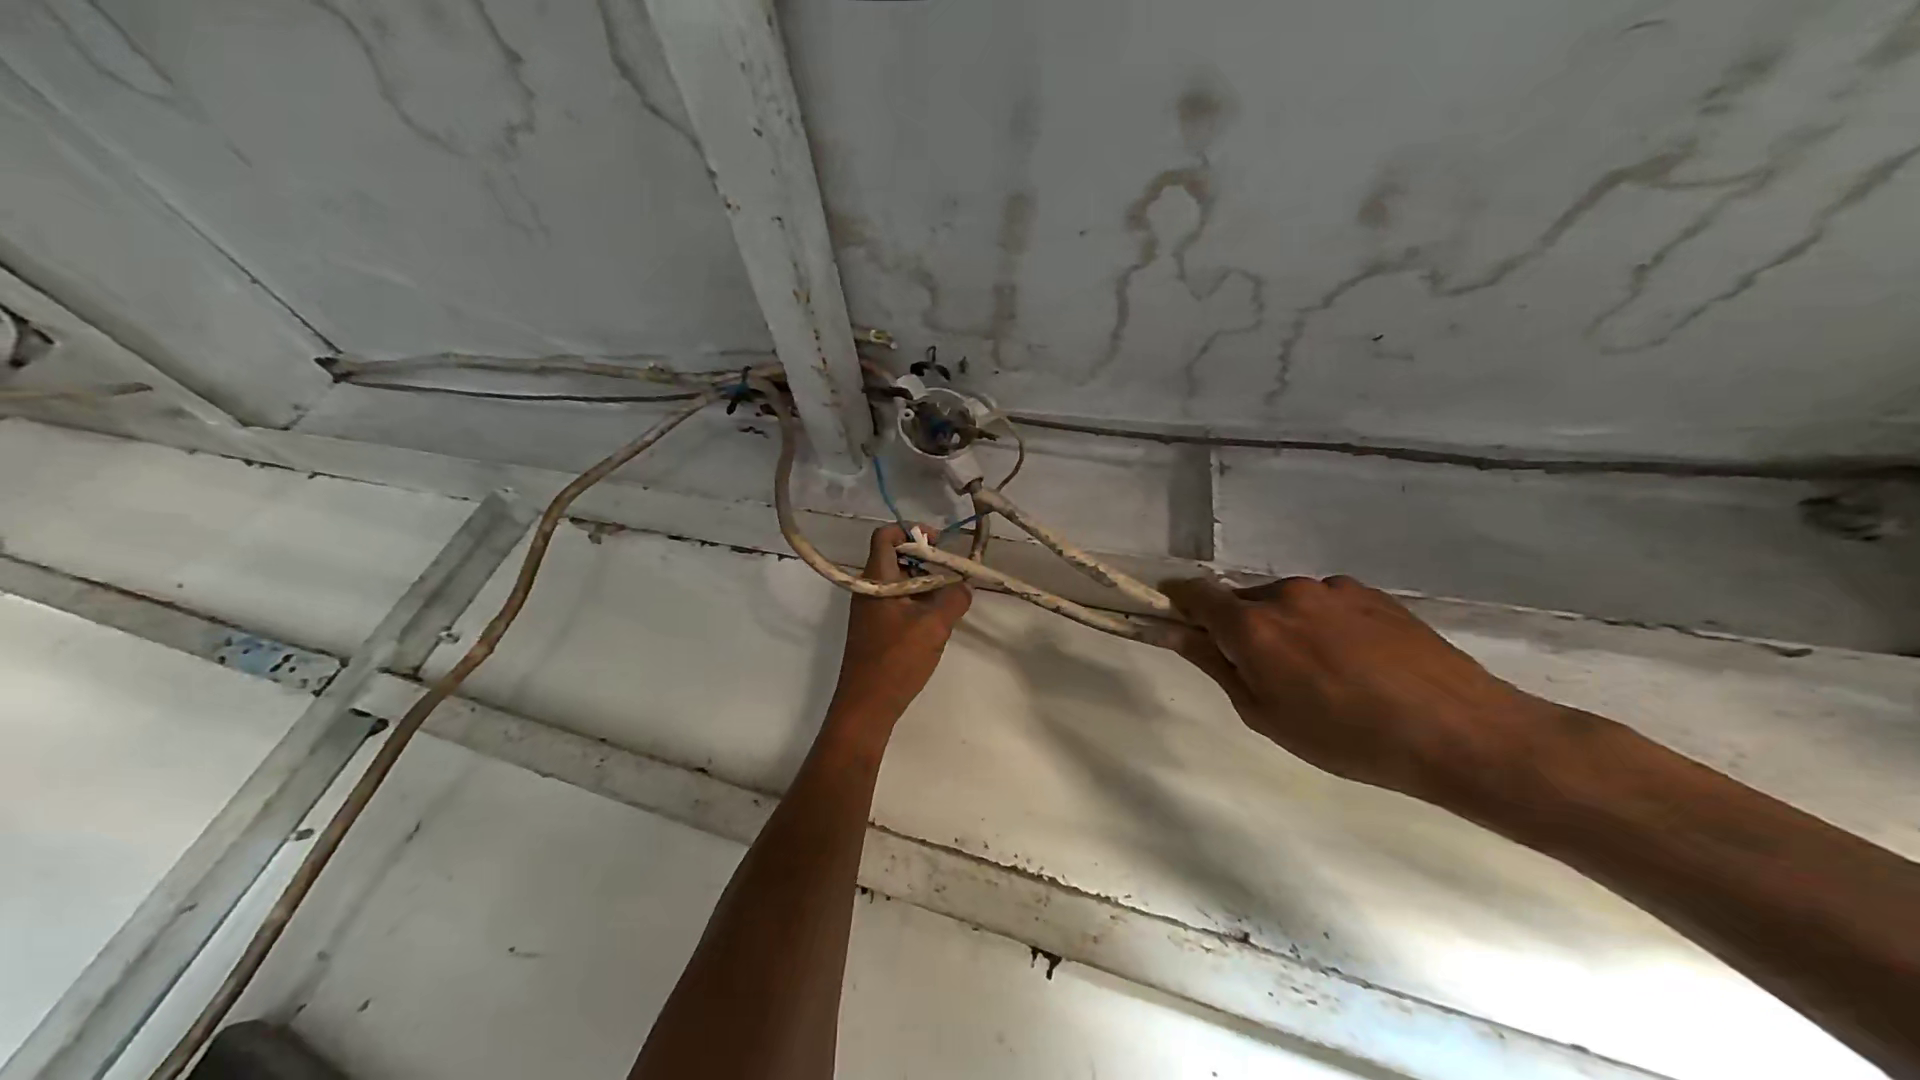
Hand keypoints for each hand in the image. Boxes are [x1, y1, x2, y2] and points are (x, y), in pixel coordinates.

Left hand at [827, 525, 971, 728]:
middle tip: (952, 572)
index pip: (885, 536)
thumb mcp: (933, 626)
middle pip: (896, 557)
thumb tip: (964, 585)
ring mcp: (871, 610)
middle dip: (926, 559)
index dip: (911, 531)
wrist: (867, 705)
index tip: (939, 543)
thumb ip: (953, 599)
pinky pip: (900, 603)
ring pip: (901, 582)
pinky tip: (939, 620)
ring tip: (951, 597)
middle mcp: (869, 589)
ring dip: (926, 583)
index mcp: (876, 579)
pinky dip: (919, 602)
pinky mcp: (877, 630)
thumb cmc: (896, 659)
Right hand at [1161, 575, 1558, 804]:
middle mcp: (1286, 593)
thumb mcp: (1266, 715)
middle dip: (1238, 627)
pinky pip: (1324, 602)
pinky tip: (1355, 662)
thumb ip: (1217, 665)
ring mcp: (1331, 588)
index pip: (1194, 593)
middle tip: (1262, 672)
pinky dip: (1321, 624)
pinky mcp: (1370, 592)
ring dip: (1283, 627)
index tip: (1174, 618)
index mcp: (1253, 624)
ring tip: (1320, 673)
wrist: (1459, 731)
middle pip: (1241, 600)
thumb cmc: (1347, 737)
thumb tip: (1178, 633)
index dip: (1177, 602)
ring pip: (1285, 602)